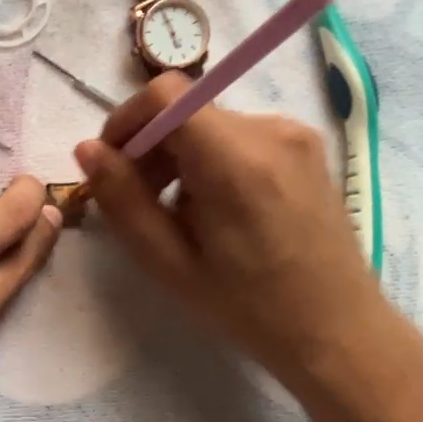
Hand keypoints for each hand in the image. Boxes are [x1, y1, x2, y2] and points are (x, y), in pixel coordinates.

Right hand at [74, 73, 402, 394]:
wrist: (335, 327)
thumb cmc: (245, 304)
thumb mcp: (166, 260)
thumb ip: (122, 199)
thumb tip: (87, 149)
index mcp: (236, 160)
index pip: (166, 94)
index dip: (125, 120)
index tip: (111, 165)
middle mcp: (270, 131)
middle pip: (183, 110)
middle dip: (146, 148)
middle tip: (136, 204)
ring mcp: (294, 135)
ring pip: (205, 123)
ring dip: (173, 157)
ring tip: (173, 214)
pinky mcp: (303, 147)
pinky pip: (233, 136)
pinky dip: (204, 161)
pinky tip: (208, 210)